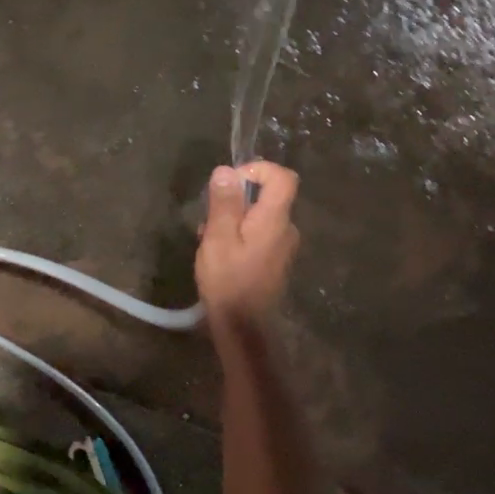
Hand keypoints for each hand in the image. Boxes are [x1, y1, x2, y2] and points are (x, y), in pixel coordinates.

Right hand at [196, 160, 300, 319]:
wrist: (243, 324)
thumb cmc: (228, 279)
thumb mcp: (217, 238)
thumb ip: (224, 203)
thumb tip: (226, 170)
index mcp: (274, 220)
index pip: (283, 178)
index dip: (258, 169)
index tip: (229, 181)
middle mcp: (286, 228)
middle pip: (268, 197)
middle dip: (235, 199)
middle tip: (208, 219)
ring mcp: (283, 245)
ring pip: (259, 216)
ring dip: (233, 219)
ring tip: (208, 239)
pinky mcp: (275, 259)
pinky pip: (259, 233)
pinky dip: (239, 234)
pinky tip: (219, 254)